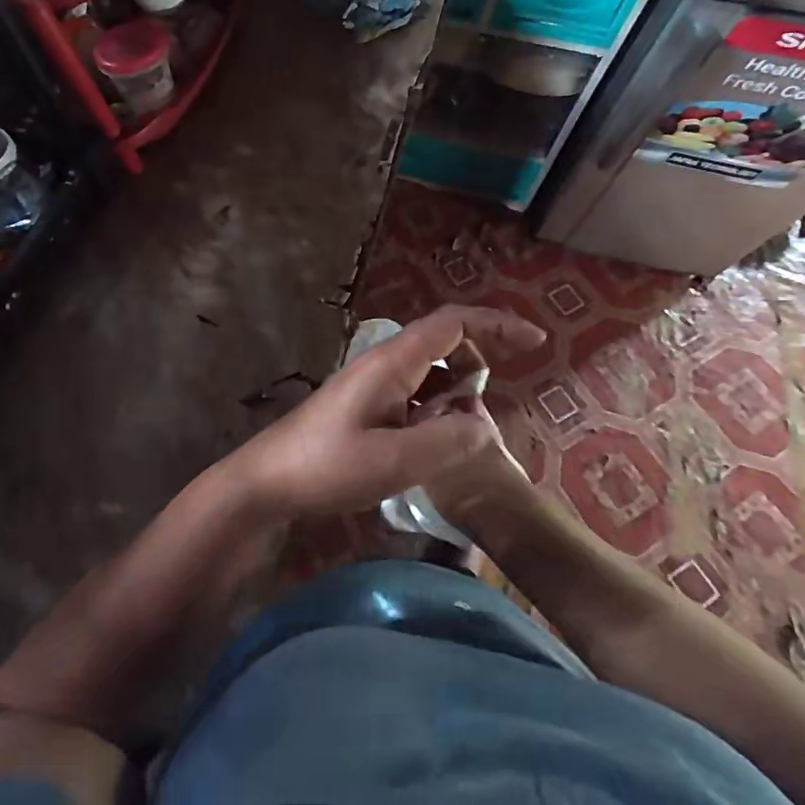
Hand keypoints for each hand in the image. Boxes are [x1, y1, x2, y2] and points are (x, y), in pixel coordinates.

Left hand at [220, 305, 546, 517]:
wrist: (268, 482)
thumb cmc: (326, 467)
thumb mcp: (394, 461)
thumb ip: (447, 440)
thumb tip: (481, 425)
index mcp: (392, 363)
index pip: (452, 323)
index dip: (497, 324)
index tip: (536, 343)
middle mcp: (384, 364)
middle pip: (444, 341)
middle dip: (481, 357)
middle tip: (503, 390)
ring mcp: (372, 384)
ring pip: (430, 370)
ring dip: (458, 387)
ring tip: (466, 426)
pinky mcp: (365, 406)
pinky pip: (414, 393)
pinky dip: (438, 406)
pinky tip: (439, 437)